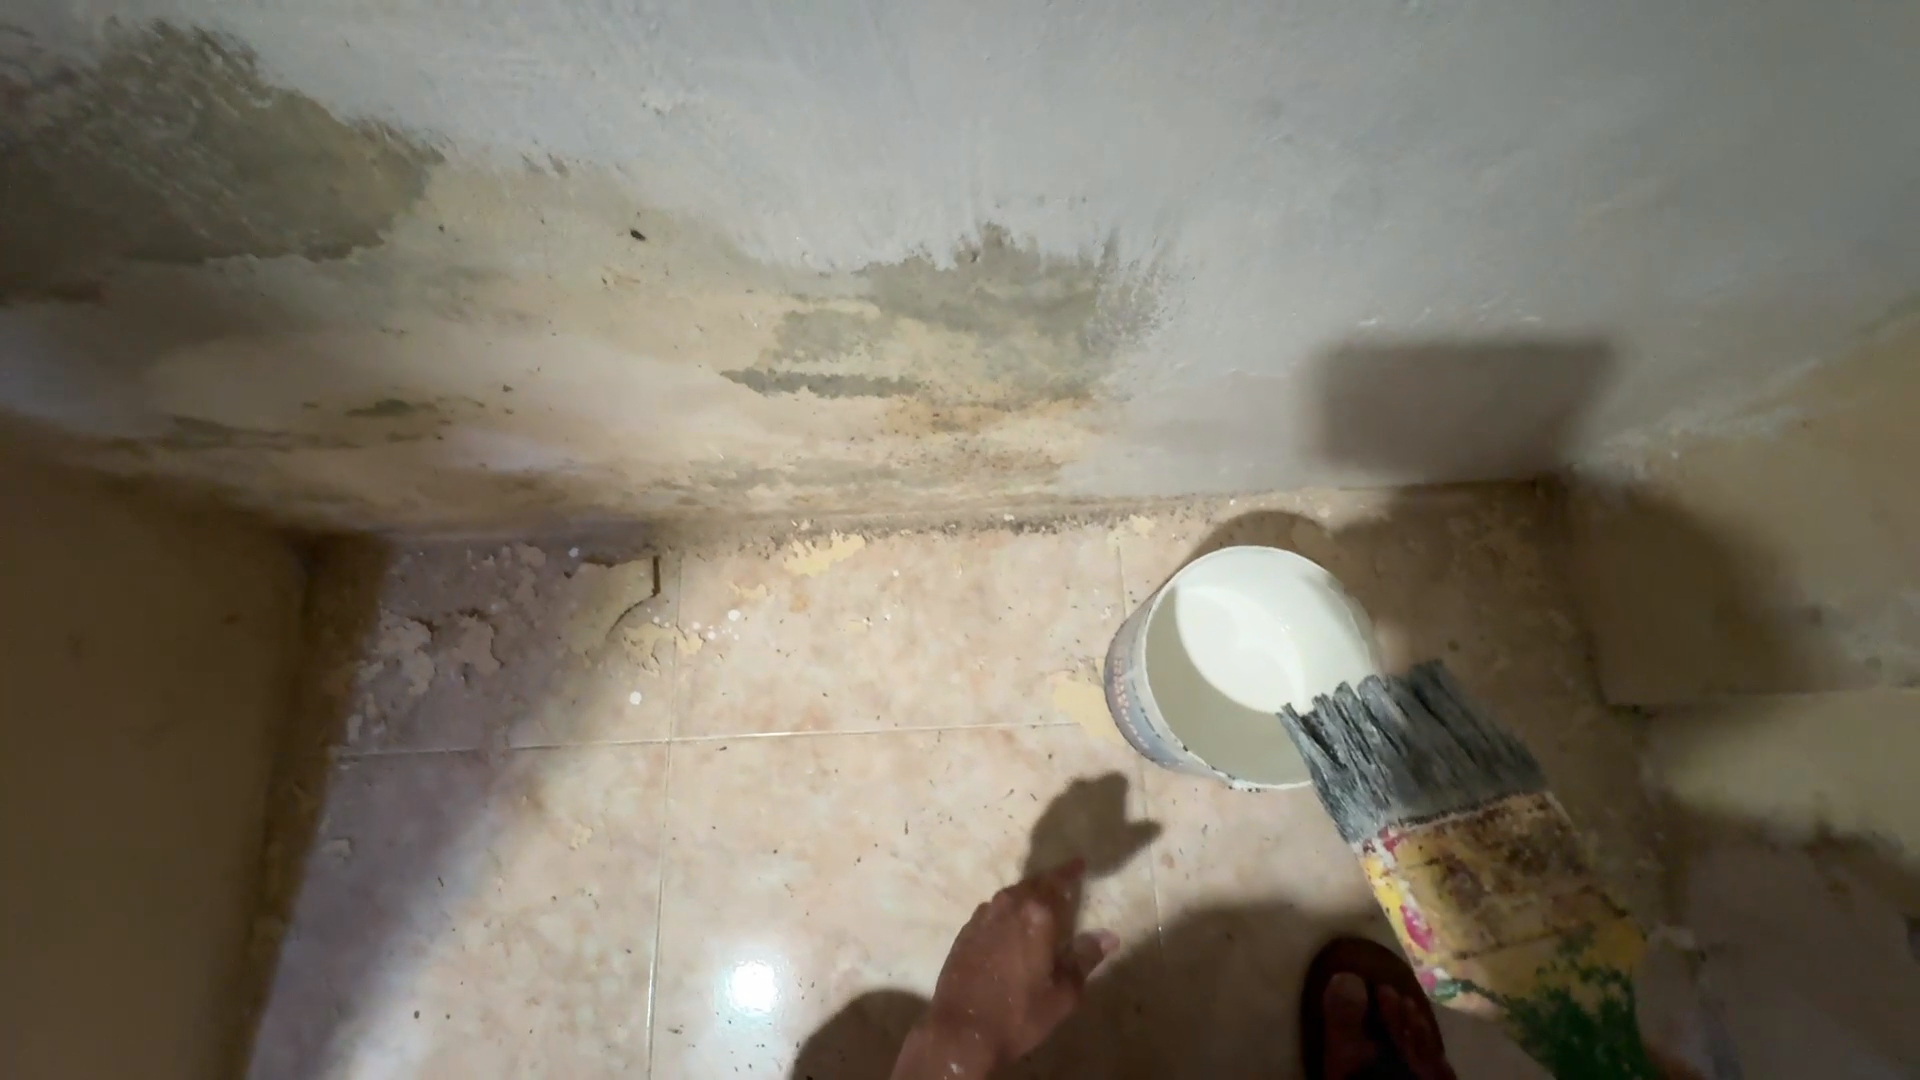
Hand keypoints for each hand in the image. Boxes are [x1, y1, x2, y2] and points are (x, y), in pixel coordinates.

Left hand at [890, 860, 1118, 1078]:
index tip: (1080, 863)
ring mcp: (984, 915)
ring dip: (1027, 896)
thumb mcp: (1062, 994)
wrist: (961, 1030)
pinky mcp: (967, 929)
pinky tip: (1011, 926)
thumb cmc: (1018, 1014)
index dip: (1071, 871)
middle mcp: (1009, 904)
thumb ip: (1085, 959)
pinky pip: (994, 909)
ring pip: (1012, 895)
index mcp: (1037, 914)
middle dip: (1050, 883)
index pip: (1058, 881)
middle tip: (1063, 885)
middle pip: (1034, 884)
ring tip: (1039, 905)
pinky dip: (1008, 911)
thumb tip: (1109, 936)